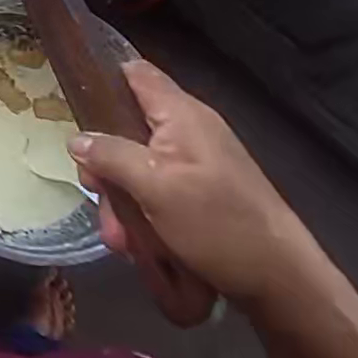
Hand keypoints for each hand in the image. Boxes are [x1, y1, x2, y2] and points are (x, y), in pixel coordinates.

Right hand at [70, 60, 329, 311]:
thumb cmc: (220, 224)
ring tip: (121, 238)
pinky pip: (155, 191)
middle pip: (125, 127)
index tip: (72, 96)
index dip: (102, 76)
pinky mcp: (200, 193)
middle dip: (104, 162)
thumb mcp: (155, 187)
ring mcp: (195, 163)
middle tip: (93, 190)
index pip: (135, 73)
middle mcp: (188, 131)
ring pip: (136, 166)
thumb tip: (77, 139)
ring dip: (120, 199)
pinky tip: (138, 244)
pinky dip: (141, 213)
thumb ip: (111, 156)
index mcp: (182, 116)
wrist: (285, 285)